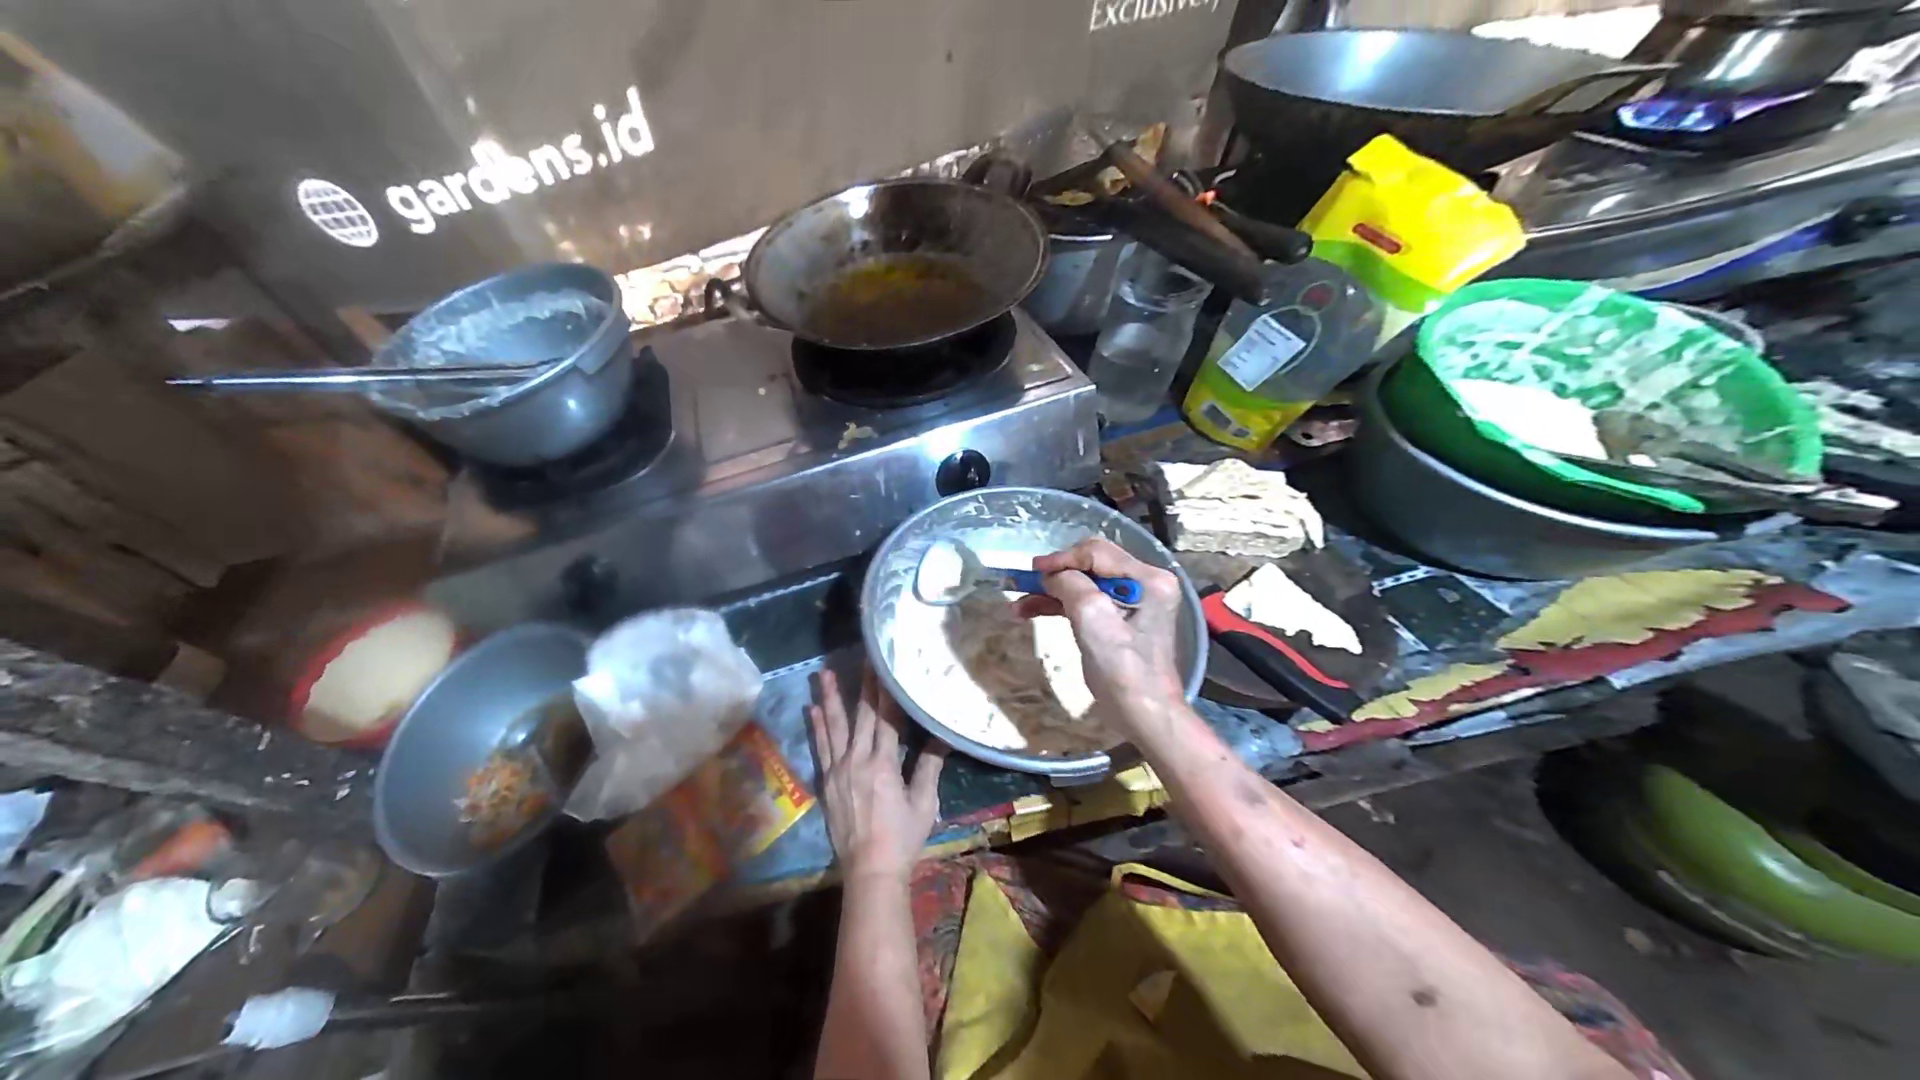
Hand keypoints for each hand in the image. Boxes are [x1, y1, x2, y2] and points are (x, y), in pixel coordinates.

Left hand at [810, 666, 945, 882]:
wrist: (870, 870)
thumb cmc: (903, 837)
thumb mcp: (924, 802)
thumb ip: (929, 766)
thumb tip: (943, 736)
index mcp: (883, 764)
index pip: (886, 718)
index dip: (887, 690)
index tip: (886, 665)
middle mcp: (857, 760)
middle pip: (861, 715)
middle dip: (864, 684)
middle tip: (862, 657)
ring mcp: (838, 770)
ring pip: (834, 726)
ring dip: (829, 698)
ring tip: (823, 673)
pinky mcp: (827, 782)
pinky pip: (821, 748)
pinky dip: (816, 728)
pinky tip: (811, 709)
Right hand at [1014, 537, 1185, 737]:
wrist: (1144, 715)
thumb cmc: (1123, 671)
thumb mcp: (1094, 622)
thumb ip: (1072, 587)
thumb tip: (1053, 576)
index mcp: (1147, 579)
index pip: (1096, 552)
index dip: (1062, 559)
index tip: (1033, 572)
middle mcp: (1145, 583)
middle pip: (1090, 564)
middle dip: (1055, 574)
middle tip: (1025, 585)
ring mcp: (1135, 601)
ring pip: (1084, 583)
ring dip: (1052, 591)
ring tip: (1019, 604)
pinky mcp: (1122, 618)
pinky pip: (1087, 601)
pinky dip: (1061, 605)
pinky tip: (1032, 611)